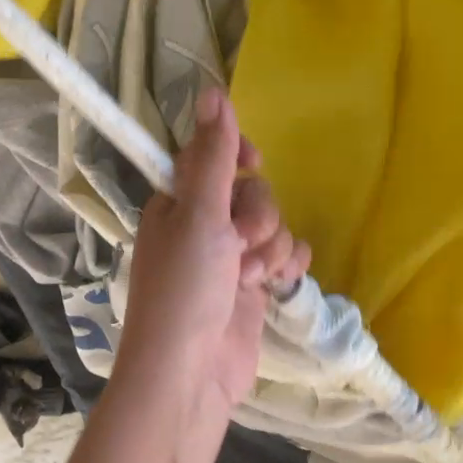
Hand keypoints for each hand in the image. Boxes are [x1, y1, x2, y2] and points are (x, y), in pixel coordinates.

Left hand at [115, 88, 311, 413]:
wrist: (190, 372)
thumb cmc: (184, 289)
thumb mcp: (198, 215)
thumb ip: (214, 156)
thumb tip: (212, 90)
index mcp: (176, 203)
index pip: (212, 157)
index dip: (237, 156)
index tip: (253, 163)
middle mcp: (202, 226)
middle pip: (252, 192)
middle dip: (256, 217)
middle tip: (236, 247)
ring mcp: (230, 259)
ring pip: (273, 225)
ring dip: (269, 248)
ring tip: (248, 279)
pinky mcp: (253, 289)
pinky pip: (285, 258)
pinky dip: (286, 266)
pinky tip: (278, 283)